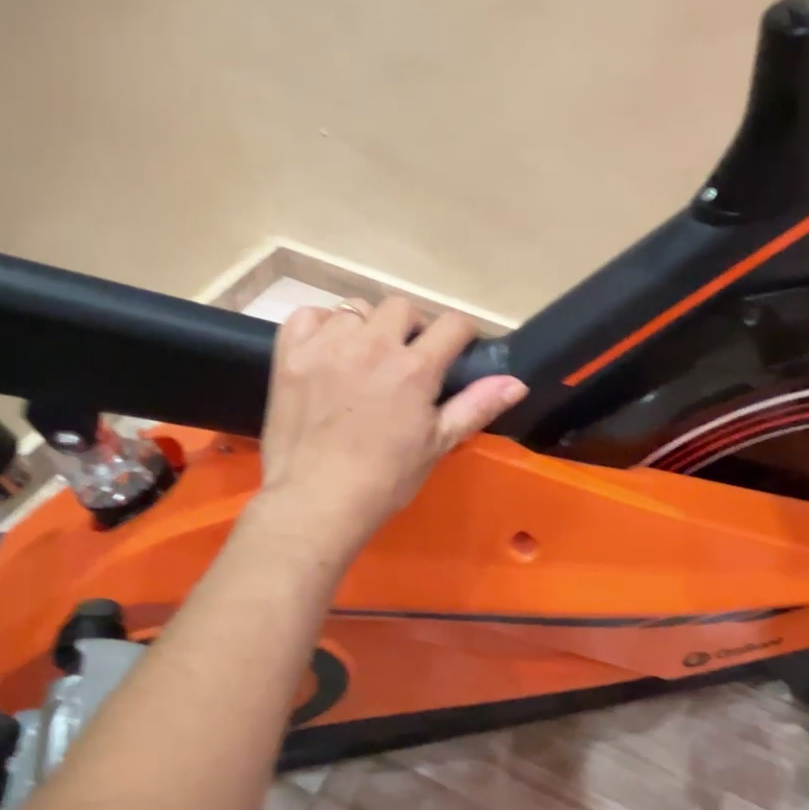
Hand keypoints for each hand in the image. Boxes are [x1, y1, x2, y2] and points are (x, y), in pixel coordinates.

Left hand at [251, 297, 526, 553]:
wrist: (316, 502)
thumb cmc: (385, 479)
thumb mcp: (438, 443)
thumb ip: (477, 405)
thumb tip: (518, 382)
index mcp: (415, 367)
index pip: (453, 323)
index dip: (461, 335)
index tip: (456, 351)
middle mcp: (372, 344)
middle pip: (402, 307)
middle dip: (412, 327)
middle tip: (407, 359)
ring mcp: (327, 346)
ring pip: (355, 310)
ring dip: (366, 327)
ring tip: (363, 358)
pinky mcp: (290, 355)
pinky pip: (308, 315)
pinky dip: (321, 327)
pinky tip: (327, 351)